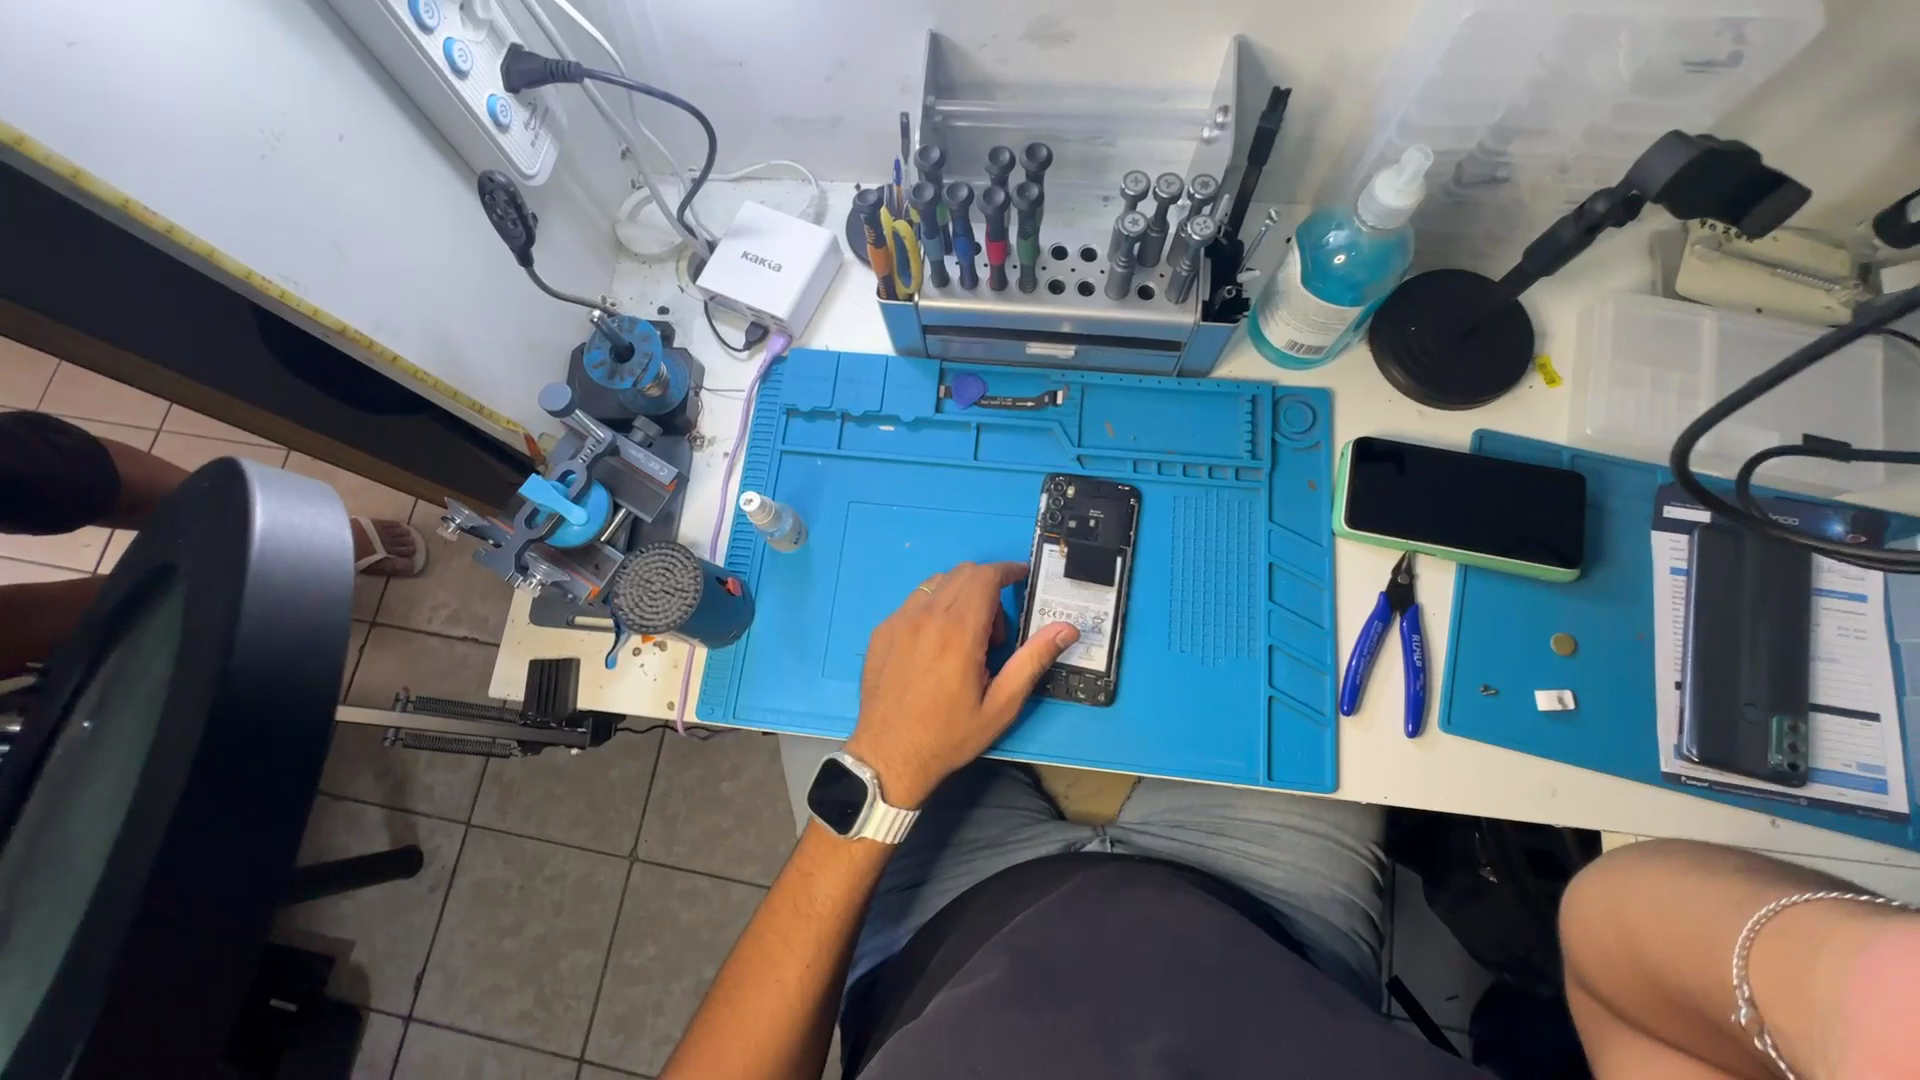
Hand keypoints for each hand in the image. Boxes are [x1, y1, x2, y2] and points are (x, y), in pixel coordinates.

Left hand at [845, 561, 1077, 808]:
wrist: (889, 756)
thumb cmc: (949, 735)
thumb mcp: (1001, 704)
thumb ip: (1033, 660)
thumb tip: (1067, 629)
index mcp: (958, 632)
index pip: (985, 577)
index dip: (1007, 571)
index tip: (1021, 577)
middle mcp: (926, 616)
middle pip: (962, 574)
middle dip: (988, 588)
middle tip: (996, 633)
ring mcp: (898, 621)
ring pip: (936, 583)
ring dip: (960, 596)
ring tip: (966, 638)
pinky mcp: (882, 631)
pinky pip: (913, 603)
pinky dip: (934, 609)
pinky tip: (935, 646)